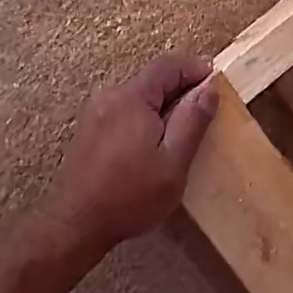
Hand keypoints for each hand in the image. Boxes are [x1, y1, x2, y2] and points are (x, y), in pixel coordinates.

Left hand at [43, 55, 219, 249]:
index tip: (216, 79)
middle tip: (205, 106)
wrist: (76, 226)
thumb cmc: (130, 197)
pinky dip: (147, 115)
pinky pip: (126, 110)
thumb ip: (192, 120)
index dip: (194, 68)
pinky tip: (156, 141)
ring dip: (164, 103)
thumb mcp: (173, 162)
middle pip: (152, 79)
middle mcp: (110, 98)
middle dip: (181, 87)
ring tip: (184, 127)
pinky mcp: (91, 130)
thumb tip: (209, 88)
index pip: (167, 66)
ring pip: (139, 95)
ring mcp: (96, 113)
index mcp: (131, 99)